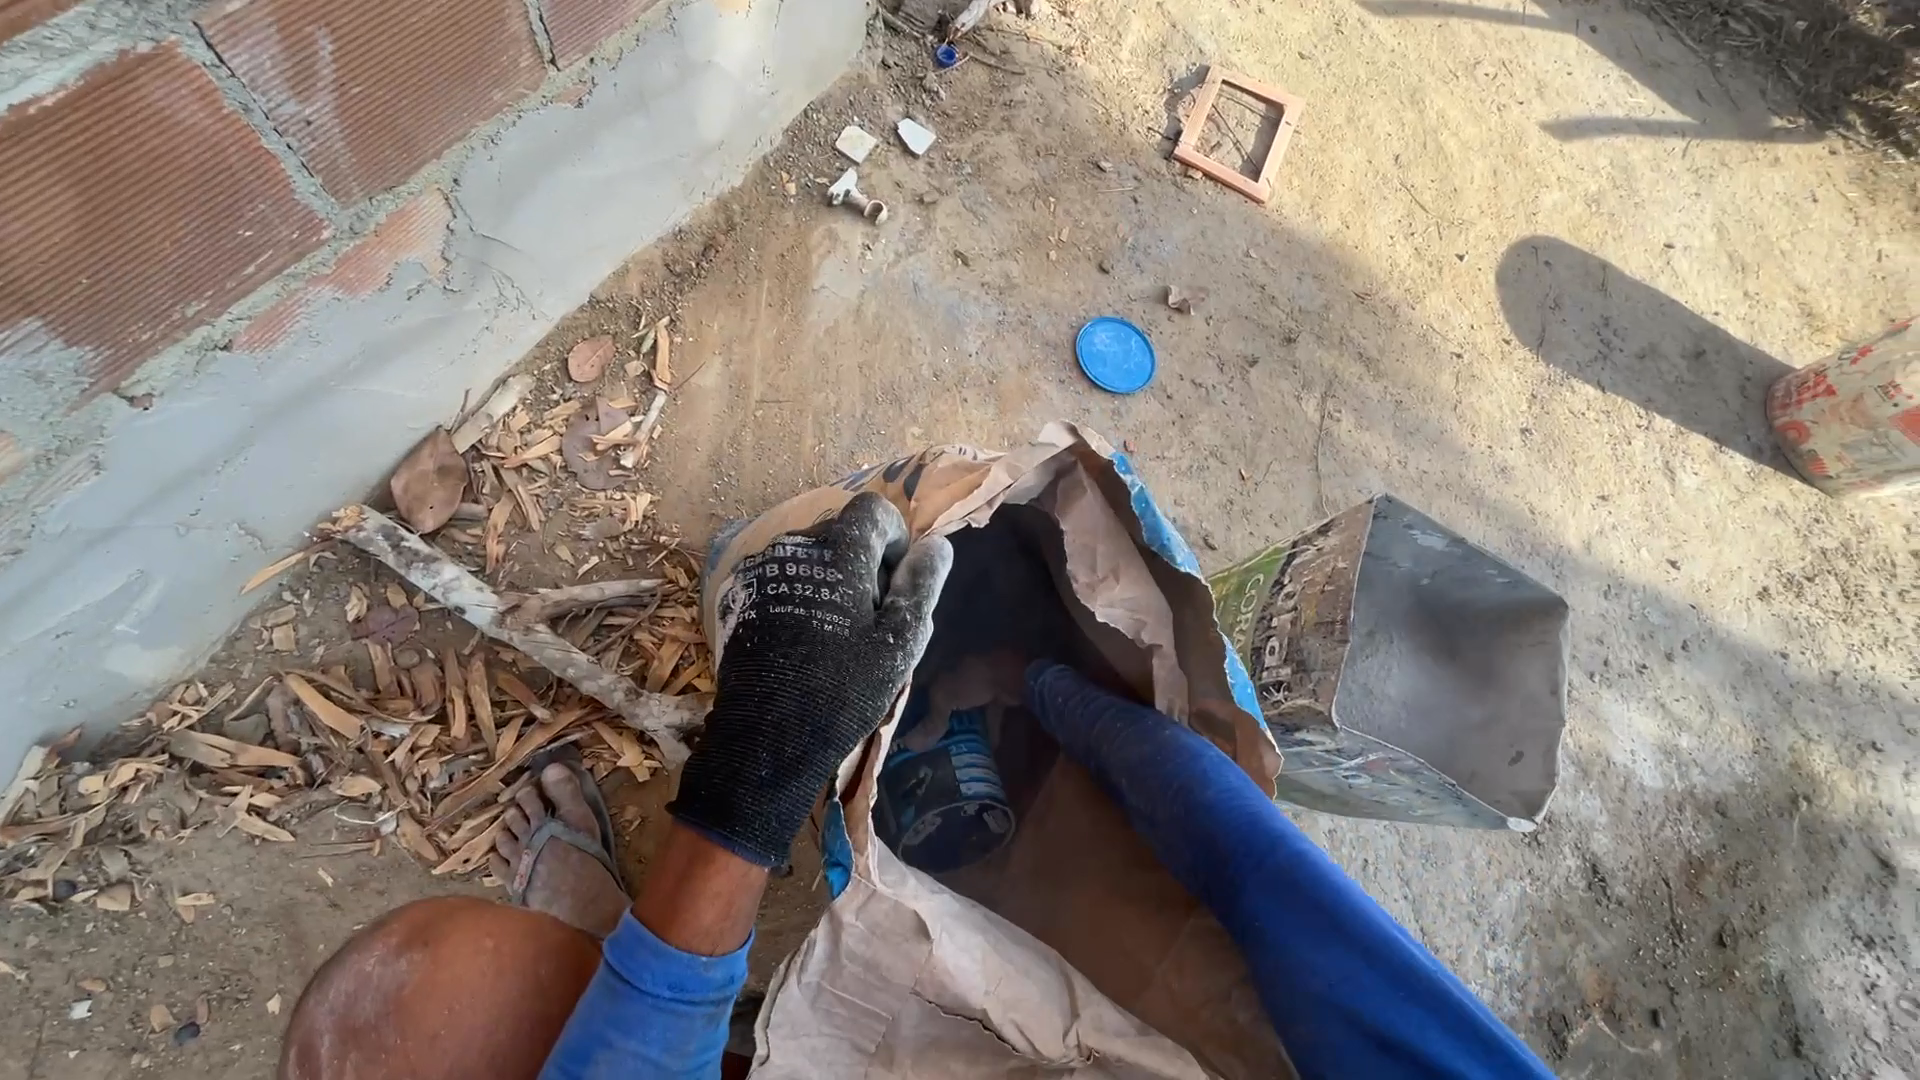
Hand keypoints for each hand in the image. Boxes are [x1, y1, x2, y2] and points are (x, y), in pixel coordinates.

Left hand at [670, 493, 953, 866]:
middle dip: (863, 562)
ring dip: (831, 579)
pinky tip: (803, 639)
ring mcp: (764, 569)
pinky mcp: (741, 594)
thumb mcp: (899, 641)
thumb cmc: (844, 687)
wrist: (767, 735)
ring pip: (811, 556)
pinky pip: (784, 577)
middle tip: (872, 617)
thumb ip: (922, 584)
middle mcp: (797, 545)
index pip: (874, 511)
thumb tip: (938, 543)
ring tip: (836, 633)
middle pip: (842, 533)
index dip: (894, 538)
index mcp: (841, 550)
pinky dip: (801, 594)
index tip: (897, 581)